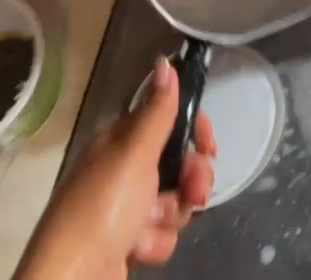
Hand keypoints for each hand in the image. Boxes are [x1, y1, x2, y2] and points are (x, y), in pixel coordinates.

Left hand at [15, 57, 215, 279]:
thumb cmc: (102, 209)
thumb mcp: (133, 153)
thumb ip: (157, 110)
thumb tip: (166, 61)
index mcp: (119, 143)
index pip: (167, 120)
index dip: (193, 130)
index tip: (208, 145)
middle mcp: (122, 171)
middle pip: (178, 162)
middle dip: (191, 177)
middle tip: (194, 190)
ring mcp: (125, 209)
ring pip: (176, 198)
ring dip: (172, 213)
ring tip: (153, 226)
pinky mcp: (129, 243)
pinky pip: (162, 232)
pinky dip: (156, 241)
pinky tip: (138, 249)